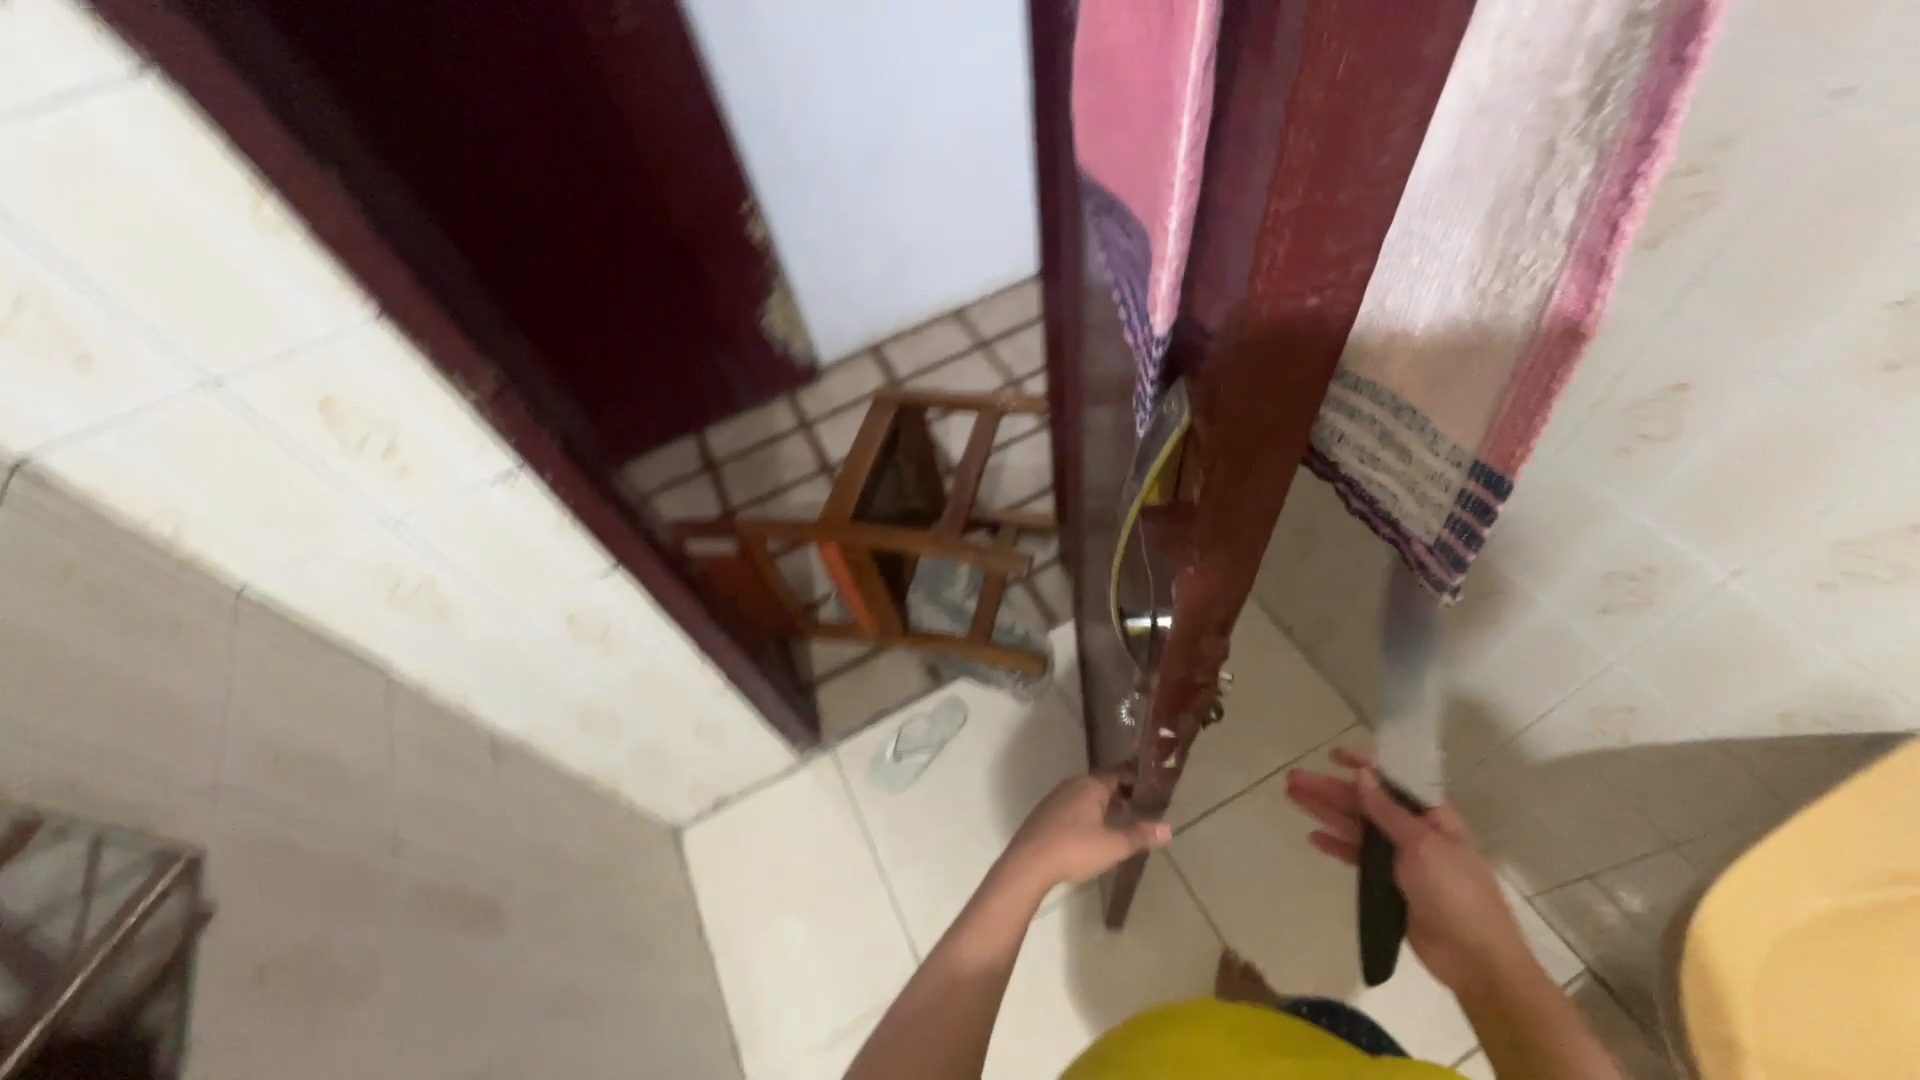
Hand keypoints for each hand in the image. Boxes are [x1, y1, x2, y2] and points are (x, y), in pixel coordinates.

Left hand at [999, 771, 1171, 891]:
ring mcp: (1054, 798)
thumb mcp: (1113, 845)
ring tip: (1117, 823)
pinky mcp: (1044, 814)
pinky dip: (1084, 815)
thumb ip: (1140, 835)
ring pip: (1084, 797)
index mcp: (1090, 786)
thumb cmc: (1075, 849)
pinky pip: (1071, 808)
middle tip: (1138, 809)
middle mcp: (1072, 785)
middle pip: (1101, 786)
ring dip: (1101, 807)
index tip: (1150, 791)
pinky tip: (1089, 834)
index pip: (1118, 775)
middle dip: (1119, 796)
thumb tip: (1168, 828)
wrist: (1028, 863)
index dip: (1134, 783)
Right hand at [1286, 748, 1533, 994]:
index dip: (1363, 766)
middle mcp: (1414, 832)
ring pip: (1356, 827)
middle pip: (1365, 804)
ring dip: (1326, 812)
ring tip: (1293, 798)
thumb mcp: (1422, 845)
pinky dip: (1337, 845)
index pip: (1392, 781)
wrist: (1474, 957)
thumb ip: (1388, 810)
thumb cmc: (1456, 892)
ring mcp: (1400, 859)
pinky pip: (1356, 857)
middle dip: (1331, 790)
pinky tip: (1314, 837)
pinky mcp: (1389, 884)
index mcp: (1431, 817)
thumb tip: (1363, 774)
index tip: (1333, 755)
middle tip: (1294, 780)